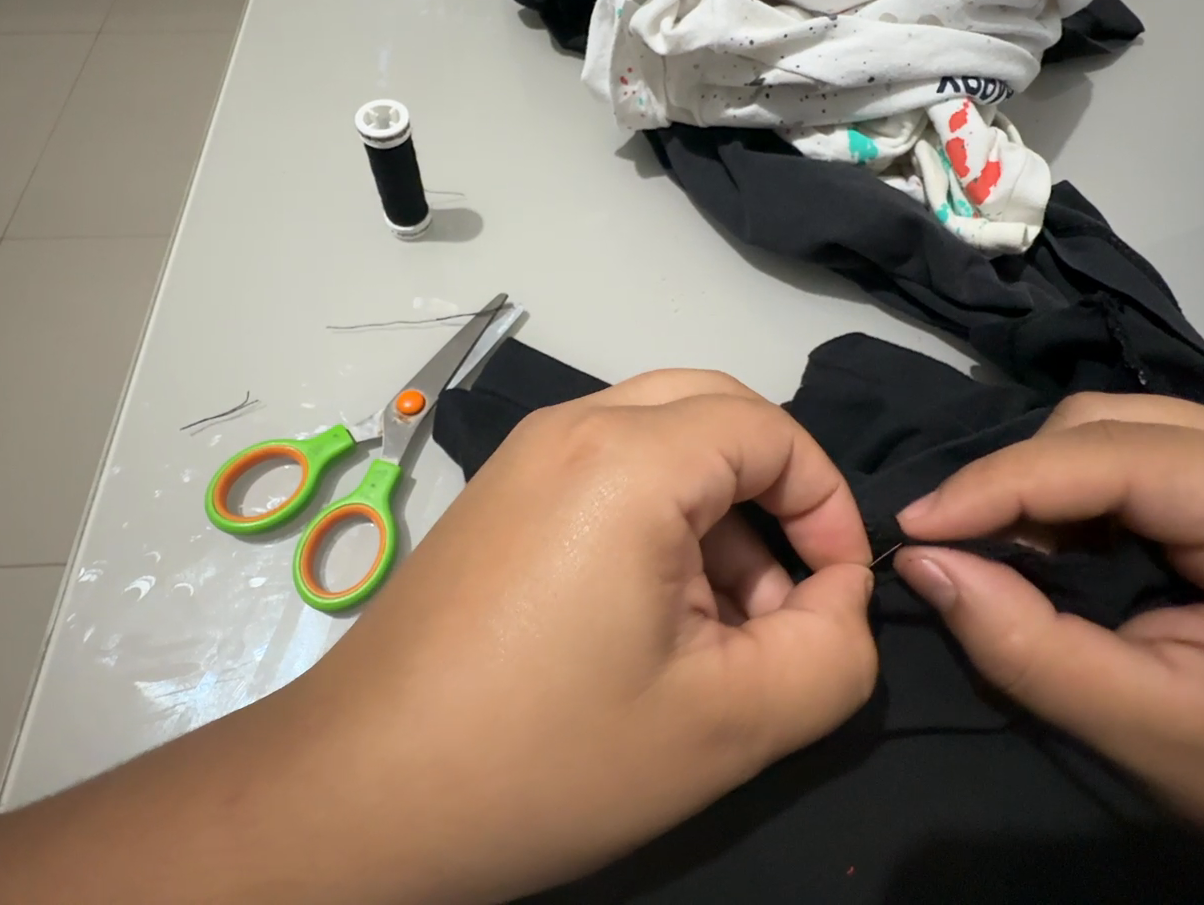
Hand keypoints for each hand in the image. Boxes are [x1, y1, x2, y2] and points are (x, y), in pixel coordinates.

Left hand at [290, 369, 877, 901]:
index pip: (767, 428)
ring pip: (660, 442)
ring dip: (715, 515)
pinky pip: (607, 473)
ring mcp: (524, 457)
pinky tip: (651, 617)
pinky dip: (657, 521)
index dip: (826, 501)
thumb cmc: (550, 755)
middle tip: (784, 592)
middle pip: (712, 412)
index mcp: (625, 458)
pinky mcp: (499, 494)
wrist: (364, 790)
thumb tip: (838, 596)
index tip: (836, 589)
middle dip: (773, 492)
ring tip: (719, 628)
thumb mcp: (730, 722)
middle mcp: (569, 428)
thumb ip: (833, 651)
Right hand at [892, 394, 1203, 898]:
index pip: (1125, 458)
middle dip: (1021, 478)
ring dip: (1042, 479)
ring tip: (1013, 547)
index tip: (917, 526)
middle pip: (1114, 422)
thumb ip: (1027, 645)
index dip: (1006, 482)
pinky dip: (1070, 490)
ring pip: (1114, 425)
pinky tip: (1061, 542)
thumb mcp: (1149, 732)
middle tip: (965, 546)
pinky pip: (1129, 452)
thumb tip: (922, 561)